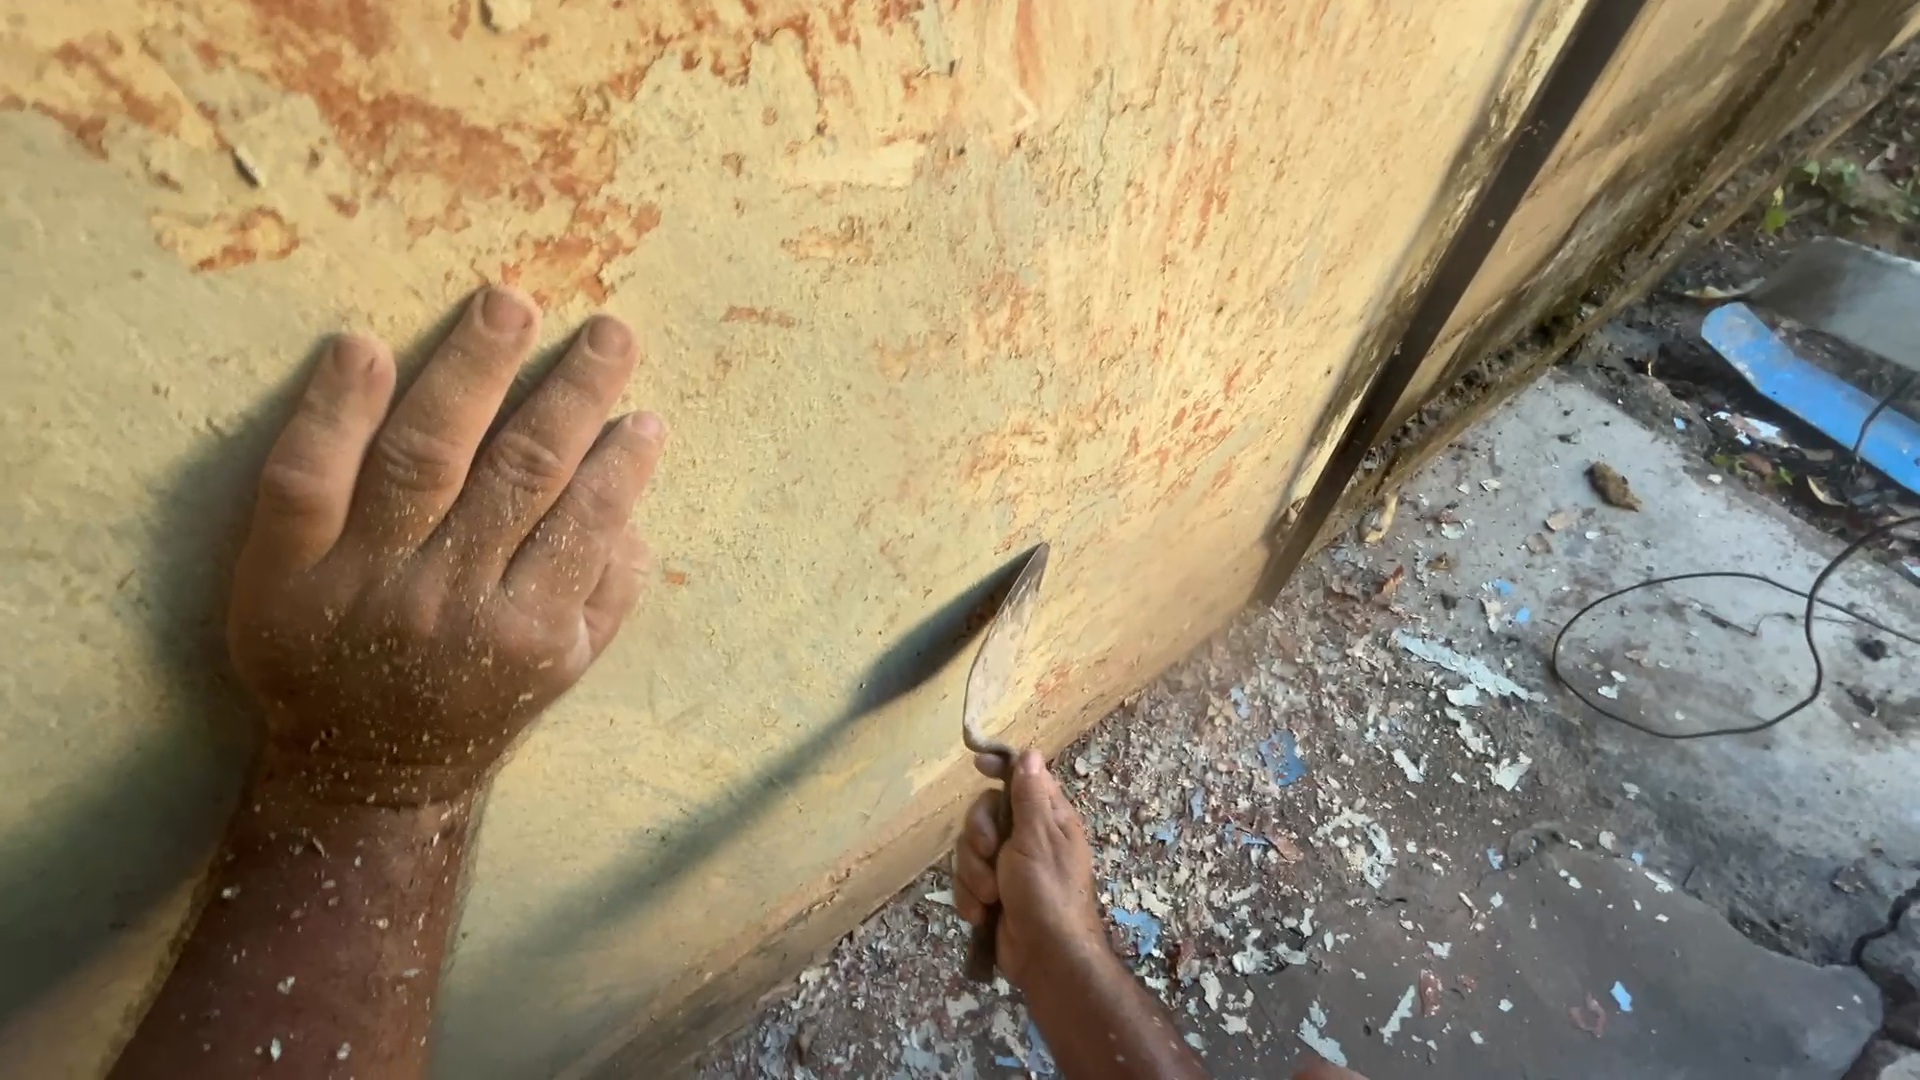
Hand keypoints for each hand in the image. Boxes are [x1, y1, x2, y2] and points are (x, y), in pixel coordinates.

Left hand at [227, 286, 664, 805]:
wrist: (365, 768)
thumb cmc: (487, 702)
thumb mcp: (573, 663)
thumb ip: (611, 588)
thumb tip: (629, 505)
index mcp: (530, 625)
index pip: (588, 520)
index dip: (622, 462)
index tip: (645, 415)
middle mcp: (451, 595)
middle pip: (521, 471)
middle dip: (573, 393)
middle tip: (609, 332)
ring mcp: (361, 577)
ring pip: (423, 456)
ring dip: (470, 373)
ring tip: (508, 306)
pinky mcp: (280, 570)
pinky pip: (304, 479)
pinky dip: (331, 411)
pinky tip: (362, 346)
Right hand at [954, 751, 1107, 989]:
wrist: (1046, 959)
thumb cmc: (1048, 893)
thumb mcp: (1038, 838)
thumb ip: (1030, 796)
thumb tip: (1031, 753)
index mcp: (1049, 818)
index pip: (1022, 778)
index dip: (1000, 767)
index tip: (978, 764)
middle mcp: (1028, 836)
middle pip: (985, 812)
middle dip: (978, 835)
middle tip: (989, 854)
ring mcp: (1008, 865)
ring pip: (969, 849)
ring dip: (974, 874)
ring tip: (991, 897)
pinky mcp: (992, 891)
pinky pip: (966, 879)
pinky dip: (970, 897)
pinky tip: (981, 914)